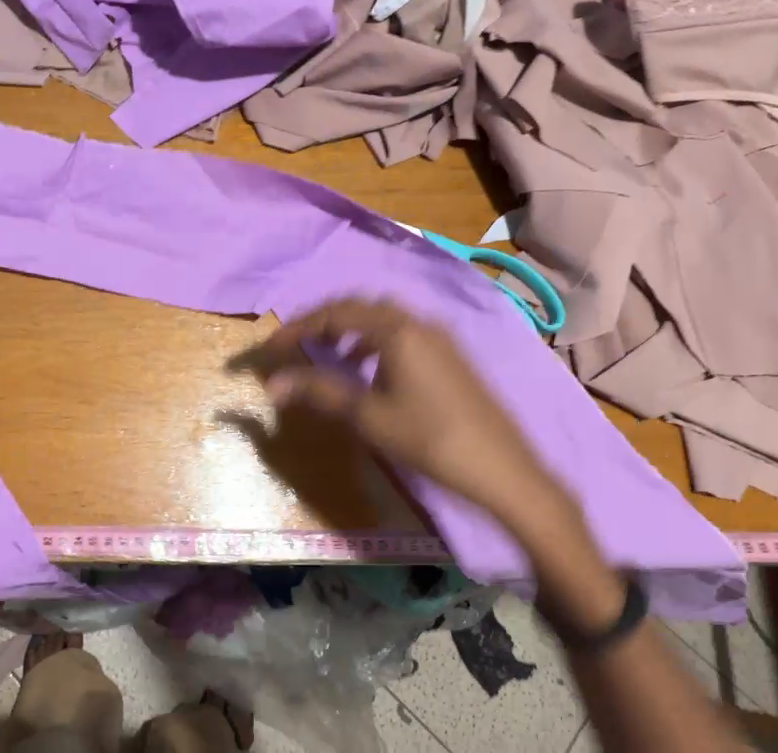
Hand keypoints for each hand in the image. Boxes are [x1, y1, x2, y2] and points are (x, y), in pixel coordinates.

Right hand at [233, 298, 566, 522]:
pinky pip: (402, 332)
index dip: (297, 328)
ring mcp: (440, 337)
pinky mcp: (452, 356)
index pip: (334, 314)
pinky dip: (375, 341)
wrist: (506, 472)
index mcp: (396, 330)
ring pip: (383, 318)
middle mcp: (418, 322)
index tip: (271, 348)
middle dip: (323, 321)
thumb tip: (273, 384)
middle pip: (359, 306)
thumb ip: (320, 393)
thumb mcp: (369, 417)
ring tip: (329, 357)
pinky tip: (370, 372)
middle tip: (296, 343)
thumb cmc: (432, 441)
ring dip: (351, 329)